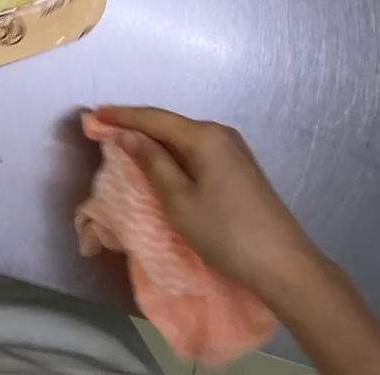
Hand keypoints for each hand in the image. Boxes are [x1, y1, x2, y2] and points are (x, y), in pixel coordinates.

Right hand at [91, 105, 313, 293]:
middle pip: (168, 125)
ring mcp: (232, 150)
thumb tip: (128, 135)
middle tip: (104, 130)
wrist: (284, 265)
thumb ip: (151, 162)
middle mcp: (219, 134)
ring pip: (182, 139)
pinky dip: (172, 154)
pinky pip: (195, 151)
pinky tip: (160, 163)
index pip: (153, 118)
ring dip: (154, 141)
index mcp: (204, 136)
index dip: (121, 116)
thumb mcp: (179, 201)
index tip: (94, 115)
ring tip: (125, 145)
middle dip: (135, 127)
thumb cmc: (226, 233)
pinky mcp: (238, 168)